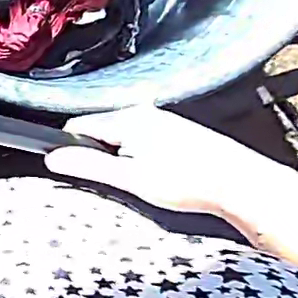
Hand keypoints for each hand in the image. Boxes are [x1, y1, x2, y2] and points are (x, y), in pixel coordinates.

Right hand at [45, 107, 297, 265]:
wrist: (243, 186)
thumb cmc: (191, 181)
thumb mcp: (131, 178)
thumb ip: (88, 164)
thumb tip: (54, 157)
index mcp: (126, 118)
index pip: (79, 125)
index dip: (71, 147)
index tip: (77, 168)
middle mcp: (143, 112)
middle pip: (101, 129)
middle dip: (100, 153)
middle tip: (119, 180)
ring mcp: (162, 119)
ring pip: (123, 135)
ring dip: (124, 155)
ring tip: (146, 180)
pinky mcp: (177, 130)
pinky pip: (144, 138)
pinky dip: (143, 155)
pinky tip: (162, 174)